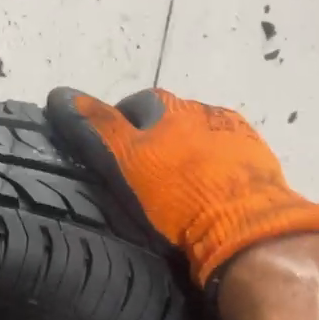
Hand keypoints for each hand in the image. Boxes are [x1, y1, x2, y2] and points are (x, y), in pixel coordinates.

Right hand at [45, 87, 318, 286]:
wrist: (244, 225)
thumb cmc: (176, 196)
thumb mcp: (124, 163)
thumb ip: (97, 128)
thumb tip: (60, 94)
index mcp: (167, 111)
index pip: (133, 106)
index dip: (116, 121)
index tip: (106, 146)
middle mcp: (202, 111)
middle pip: (170, 115)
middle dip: (152, 132)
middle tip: (136, 167)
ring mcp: (234, 133)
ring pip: (199, 132)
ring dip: (183, 147)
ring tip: (170, 180)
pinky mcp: (258, 158)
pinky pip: (227, 152)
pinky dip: (211, 163)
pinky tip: (203, 187)